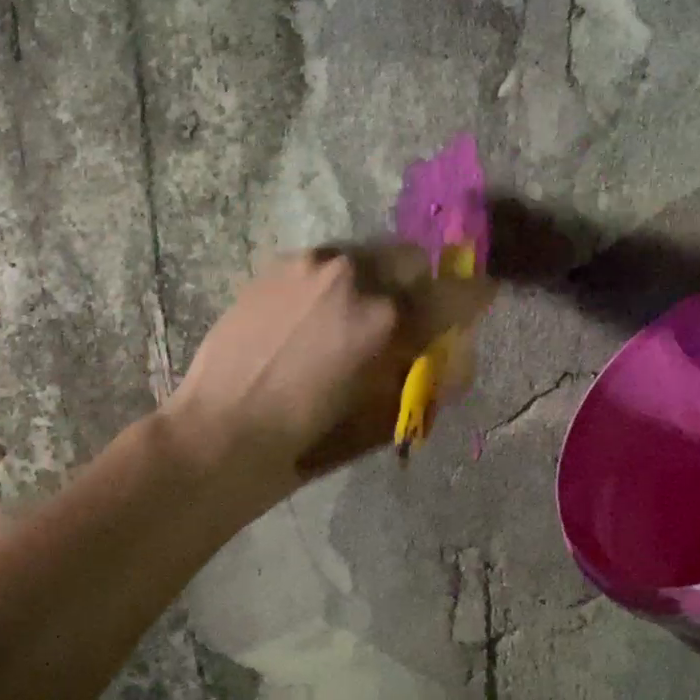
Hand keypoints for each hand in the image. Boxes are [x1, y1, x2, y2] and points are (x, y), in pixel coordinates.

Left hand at [163, 246, 493, 492]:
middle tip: (402, 315)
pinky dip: (331, 283)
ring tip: (347, 317)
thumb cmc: (305, 442)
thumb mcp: (382, 417)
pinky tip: (310, 316)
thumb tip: (458, 356)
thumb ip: (427, 377)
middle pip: (411, 259)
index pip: (456, 292)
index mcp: (386, 319)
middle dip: (417, 283)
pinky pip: (325, 263)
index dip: (477, 294)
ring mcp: (312, 265)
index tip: (483, 295)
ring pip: (364, 258)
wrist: (217, 433)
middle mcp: (353, 276)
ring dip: (371, 281)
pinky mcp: (278, 265)